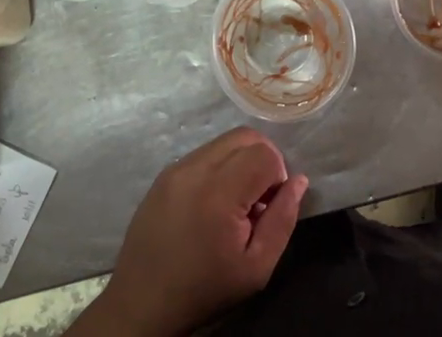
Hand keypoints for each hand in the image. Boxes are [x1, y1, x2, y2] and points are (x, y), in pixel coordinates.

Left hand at [85, 128, 308, 336]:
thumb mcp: (256, 267)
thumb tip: (298, 181)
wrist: (143, 304)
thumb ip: (283, 219)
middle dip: (262, 159)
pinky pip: (203, 154)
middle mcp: (195, 170)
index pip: (264, 153)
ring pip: (223, 142)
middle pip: (245, 136)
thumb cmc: (205, 290)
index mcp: (219, 193)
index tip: (269, 205)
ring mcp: (175, 169)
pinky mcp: (163, 175)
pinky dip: (219, 166)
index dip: (278, 175)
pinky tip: (212, 203)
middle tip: (258, 199)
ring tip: (235, 202)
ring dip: (240, 161)